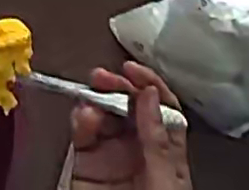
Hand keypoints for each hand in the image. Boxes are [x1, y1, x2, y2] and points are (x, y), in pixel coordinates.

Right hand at [68, 62, 191, 189]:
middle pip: (129, 105)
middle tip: (105, 77)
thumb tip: (148, 92)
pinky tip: (84, 118)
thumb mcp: (164, 186)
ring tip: (93, 100)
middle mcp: (139, 150)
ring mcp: (110, 155)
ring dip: (97, 99)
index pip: (162, 109)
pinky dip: (81, 119)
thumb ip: (156, 141)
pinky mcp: (85, 162)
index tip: (134, 69)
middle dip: (118, 86)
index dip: (150, 84)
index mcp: (167, 156)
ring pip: (103, 112)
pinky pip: (82, 132)